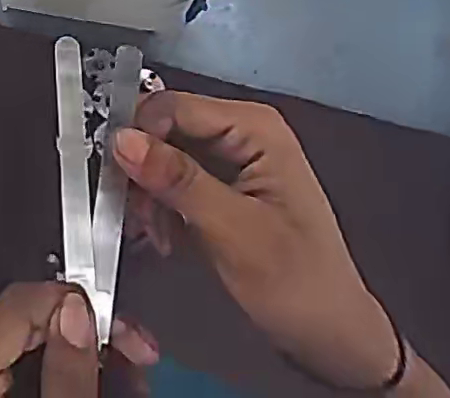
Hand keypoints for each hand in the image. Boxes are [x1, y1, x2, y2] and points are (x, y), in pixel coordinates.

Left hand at [0, 282, 157, 397]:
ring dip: (87, 353)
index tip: (123, 327)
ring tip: (130, 380)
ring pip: (35, 339)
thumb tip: (77, 312)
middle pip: (33, 316)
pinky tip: (98, 385)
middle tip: (138, 353)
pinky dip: (65, 372)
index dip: (79, 303)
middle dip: (91, 332)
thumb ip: (67, 373)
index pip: (26, 299)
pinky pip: (25, 364)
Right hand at [112, 94, 403, 389]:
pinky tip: (164, 234)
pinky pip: (167, 175)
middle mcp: (237, 129)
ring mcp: (226, 153)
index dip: (138, 134)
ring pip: (158, 152)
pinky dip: (157, 203)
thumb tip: (122, 140)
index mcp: (253, 126)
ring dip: (147, 191)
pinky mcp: (215, 179)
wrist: (332, 342)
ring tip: (155, 233)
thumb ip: (179, 181)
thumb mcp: (236, 232)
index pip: (173, 106)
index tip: (117, 176)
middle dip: (142, 169)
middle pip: (161, 126)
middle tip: (139, 215)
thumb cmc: (298, 285)